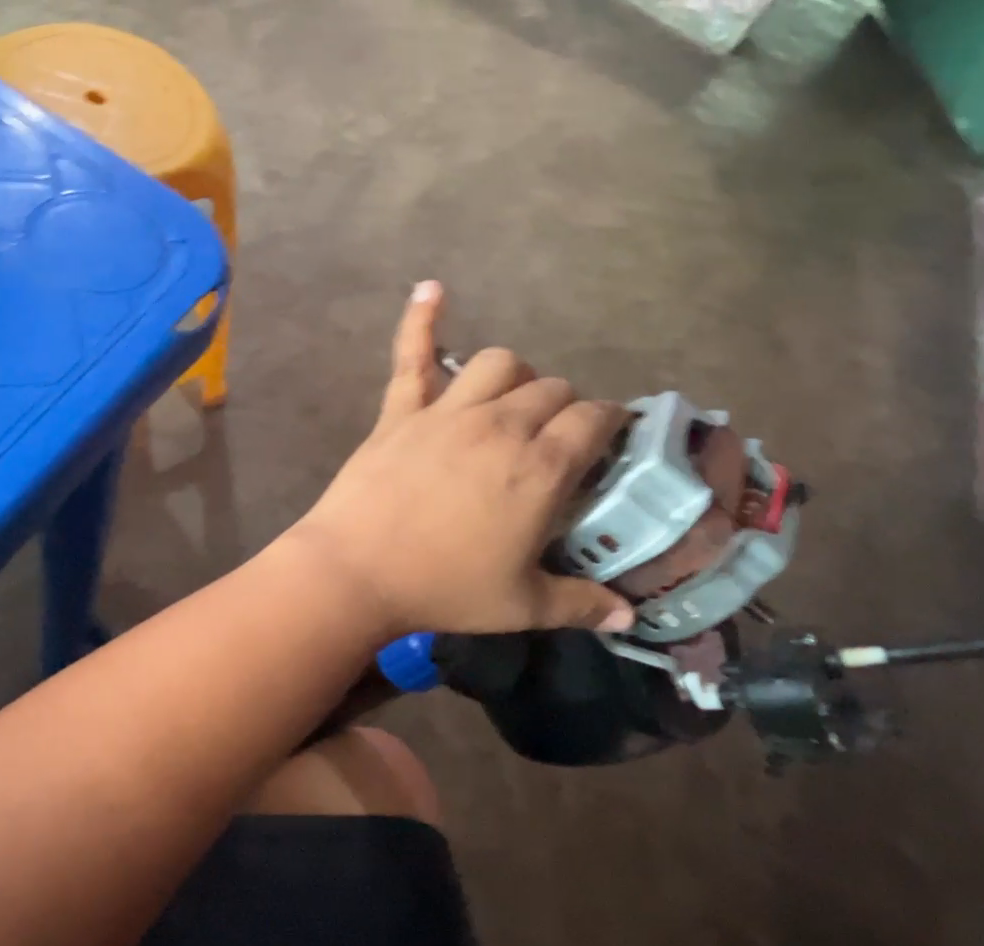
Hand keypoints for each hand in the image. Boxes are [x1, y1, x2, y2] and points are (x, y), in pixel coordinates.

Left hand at [282, 281, 634, 637]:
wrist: (354, 572)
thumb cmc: (441, 589)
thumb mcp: (520, 606)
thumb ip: (579, 604)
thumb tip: (628, 619)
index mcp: (541, 467)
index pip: (595, 419)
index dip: (607, 425)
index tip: (604, 442)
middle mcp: (502, 425)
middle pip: (552, 388)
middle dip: (564, 408)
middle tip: (553, 441)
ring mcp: (447, 412)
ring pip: (501, 363)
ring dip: (516, 376)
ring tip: (511, 401)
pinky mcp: (400, 411)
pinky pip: (413, 355)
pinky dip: (422, 320)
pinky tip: (430, 289)